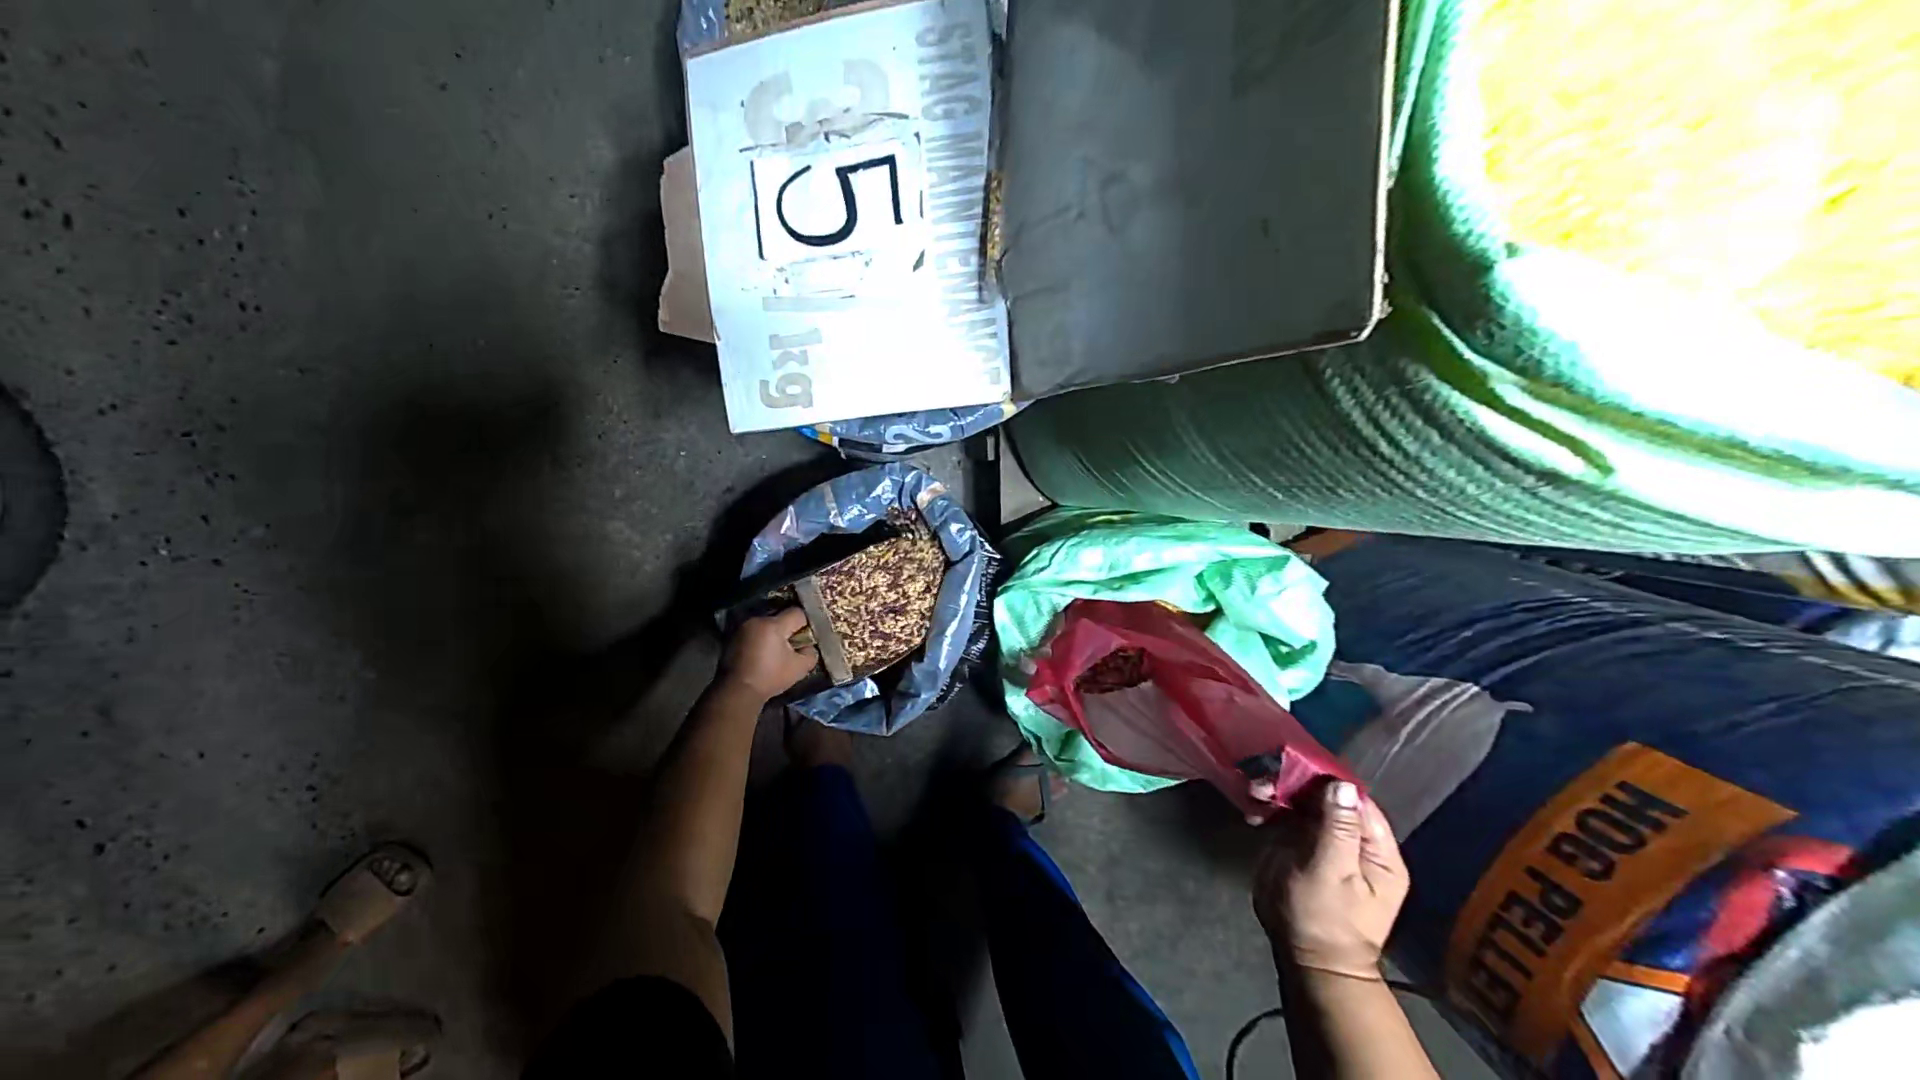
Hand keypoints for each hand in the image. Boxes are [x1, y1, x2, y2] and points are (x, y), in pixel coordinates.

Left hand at [719, 608, 818, 699]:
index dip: (806, 624)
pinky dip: (760, 640)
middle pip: (780, 618)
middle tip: (792, 647)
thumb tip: (808, 646)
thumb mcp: (800, 668)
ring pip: (766, 626)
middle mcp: (757, 621)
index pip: (797, 613)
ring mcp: (743, 628)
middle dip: (788, 630)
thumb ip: (810, 653)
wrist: (737, 691)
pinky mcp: (733, 637)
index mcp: (773, 625)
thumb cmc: (770, 678)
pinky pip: (754, 633)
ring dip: (772, 635)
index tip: (806, 638)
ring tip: (775, 653)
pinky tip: (761, 656)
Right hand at [1252, 780, 1408, 980]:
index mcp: (1376, 850)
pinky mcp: (1300, 848)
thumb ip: (1338, 829)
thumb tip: (1342, 786)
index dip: (1327, 782)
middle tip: (1265, 782)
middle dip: (1296, 784)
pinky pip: (1287, 817)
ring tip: (1255, 793)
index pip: (1356, 801)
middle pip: (1327, 797)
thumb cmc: (1325, 919)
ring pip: (1304, 803)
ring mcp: (1325, 844)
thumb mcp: (1332, 873)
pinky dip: (1271, 808)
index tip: (1294, 769)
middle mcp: (1354, 842)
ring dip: (1279, 793)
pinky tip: (1254, 812)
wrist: (1305, 958)